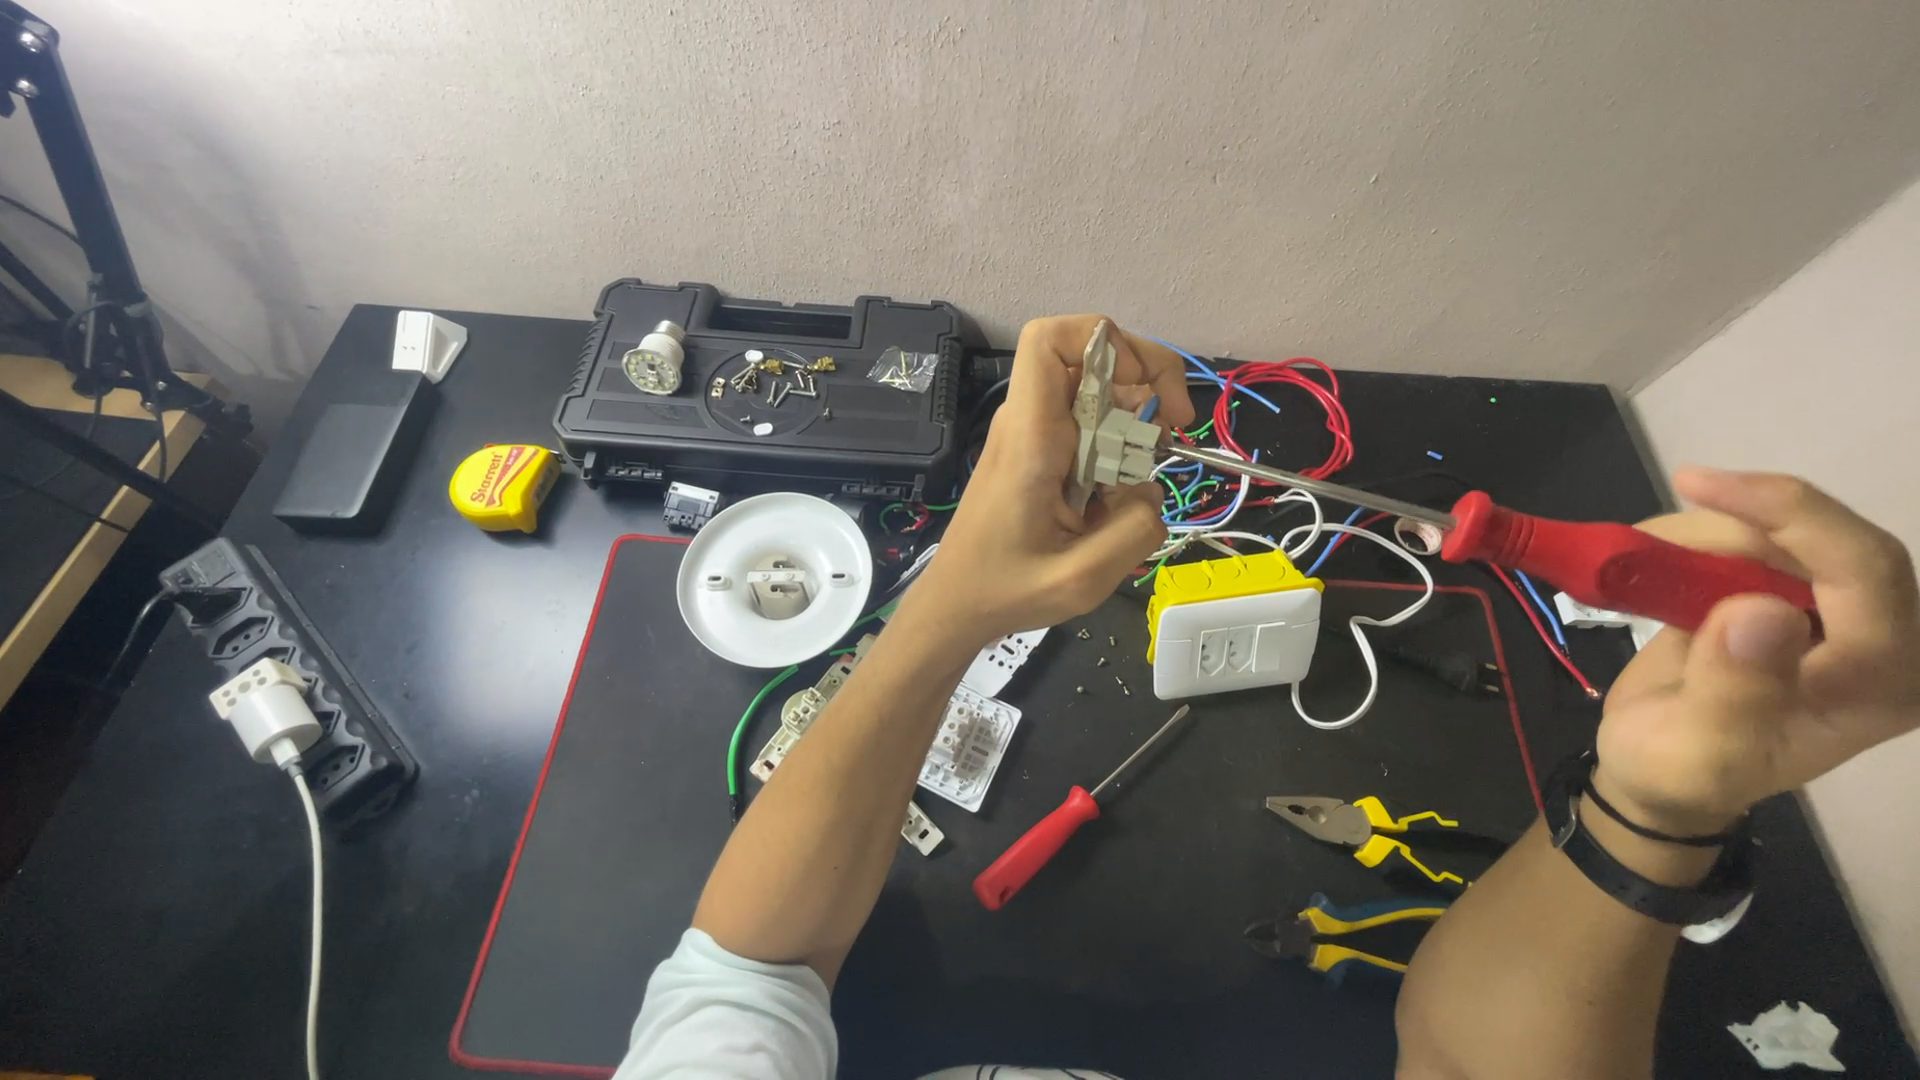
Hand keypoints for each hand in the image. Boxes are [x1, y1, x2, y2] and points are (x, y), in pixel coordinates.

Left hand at [900, 316, 1195, 646]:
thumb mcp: (1082, 578)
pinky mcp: (1036, 457)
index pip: (1050, 340)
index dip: (1106, 341)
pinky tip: (1114, 502)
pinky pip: (1086, 432)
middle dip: (1143, 386)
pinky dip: (1115, 454)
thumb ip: (1136, 529)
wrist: (956, 605)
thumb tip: (1150, 493)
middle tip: (1171, 436)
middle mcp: (1027, 424)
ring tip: (1138, 481)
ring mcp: (1030, 438)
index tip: (1143, 390)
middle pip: (1088, 361)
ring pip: (1095, 398)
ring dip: (1131, 428)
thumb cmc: (1005, 590)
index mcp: (1030, 438)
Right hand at [1592, 468, 1919, 833]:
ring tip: (1630, 560)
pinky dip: (1695, 541)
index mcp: (1881, 682)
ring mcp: (1830, 623)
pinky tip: (1649, 560)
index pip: (1866, 573)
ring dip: (1704, 533)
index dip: (1794, 515)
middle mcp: (1877, 643)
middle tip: (1641, 537)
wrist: (1656, 776)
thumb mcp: (1700, 749)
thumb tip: (1760, 609)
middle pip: (1828, 545)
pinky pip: (1755, 550)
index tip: (1699, 485)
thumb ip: (1737, 690)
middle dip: (1736, 523)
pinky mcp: (1784, 608)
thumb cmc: (1678, 771)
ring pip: (1786, 538)